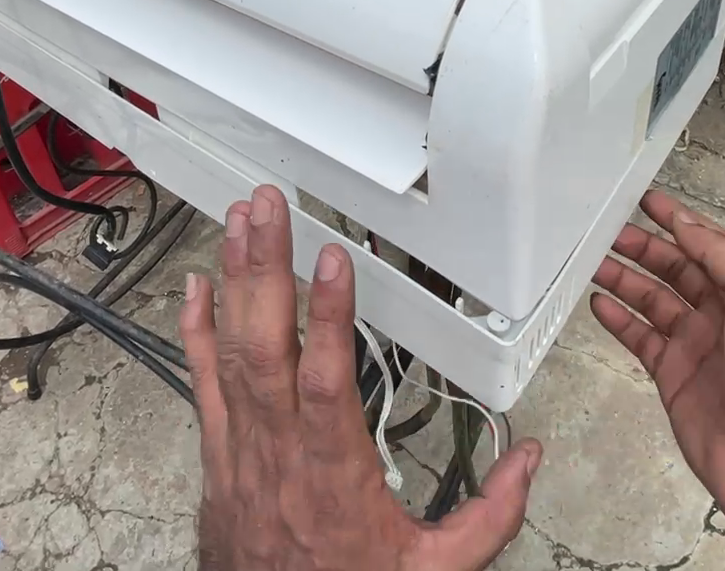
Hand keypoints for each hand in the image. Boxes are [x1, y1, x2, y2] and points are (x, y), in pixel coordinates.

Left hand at [181, 185, 544, 570]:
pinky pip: (201, 381)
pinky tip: (197, 284)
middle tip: (269, 208)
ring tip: (240, 221)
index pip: (328, 379)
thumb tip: (528, 459)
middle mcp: (279, 448)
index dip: (330, 315)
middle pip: (267, 346)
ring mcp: (241, 445)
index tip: (335, 257)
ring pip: (231, 351)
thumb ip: (490, 516)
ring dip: (235, 280)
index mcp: (335, 473)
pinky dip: (196, 329)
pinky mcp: (218, 449)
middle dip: (268, 267)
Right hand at [591, 192, 724, 569]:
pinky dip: (618, 318)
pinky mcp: (672, 374)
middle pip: (674, 269)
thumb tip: (687, 222)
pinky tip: (597, 303)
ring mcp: (695, 345)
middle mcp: (722, 314)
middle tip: (606, 230)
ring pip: (652, 299)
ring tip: (590, 260)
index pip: (708, 245)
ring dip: (624, 277)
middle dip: (642, 246)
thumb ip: (722, 258)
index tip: (645, 199)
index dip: (678, 221)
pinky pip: (639, 336)